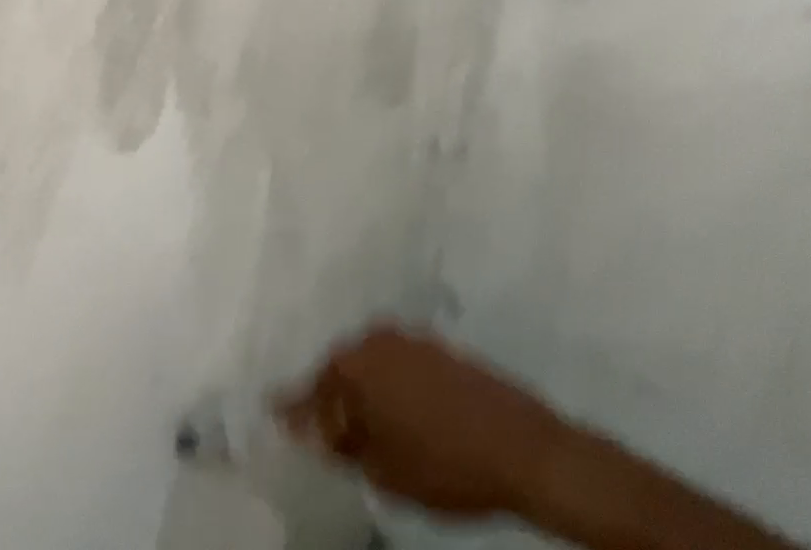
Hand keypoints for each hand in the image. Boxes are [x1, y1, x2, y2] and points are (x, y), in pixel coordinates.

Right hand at [281, 325, 568, 519]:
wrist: (532, 454)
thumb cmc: (446, 465)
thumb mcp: (383, 470)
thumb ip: (340, 446)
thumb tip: (315, 431)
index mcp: (352, 364)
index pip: (308, 392)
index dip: (294, 413)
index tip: (277, 421)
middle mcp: (375, 340)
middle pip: (339, 373)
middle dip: (333, 400)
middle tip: (329, 431)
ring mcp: (414, 341)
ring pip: (373, 368)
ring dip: (366, 393)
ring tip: (367, 426)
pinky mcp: (445, 350)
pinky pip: (403, 368)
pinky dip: (395, 388)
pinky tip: (403, 415)